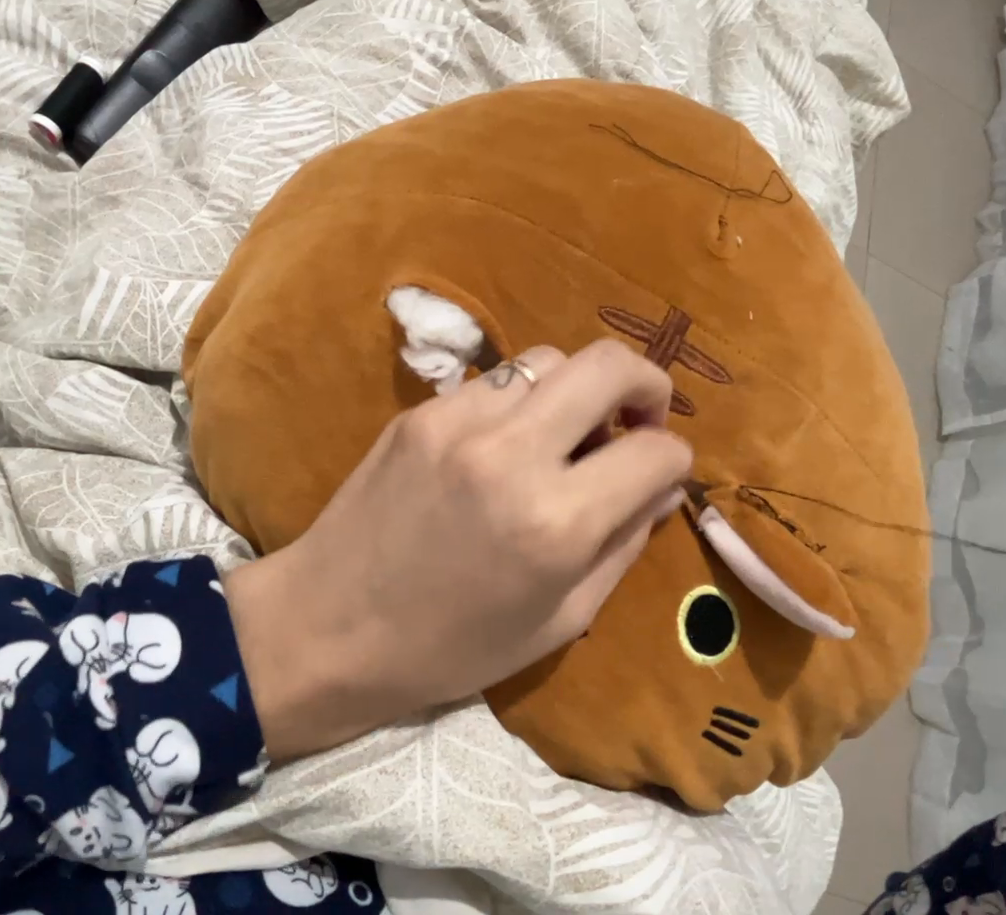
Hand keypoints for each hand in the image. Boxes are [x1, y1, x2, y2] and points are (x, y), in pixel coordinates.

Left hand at [223, 339, 693, 761]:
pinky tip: (506, 442)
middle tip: (638, 422)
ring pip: (550, 359)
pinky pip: (495, 382)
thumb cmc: (450, 646)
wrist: (329, 624)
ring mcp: (458, 422)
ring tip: (567, 433)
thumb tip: (662, 486)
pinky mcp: (420, 412)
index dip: (676, 460)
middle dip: (646, 385)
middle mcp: (511, 454)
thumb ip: (623, 546)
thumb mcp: (559, 620)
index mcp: (556, 522)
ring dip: (578, 389)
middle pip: (609, 365)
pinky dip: (521, 401)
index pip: (655, 450)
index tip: (661, 473)